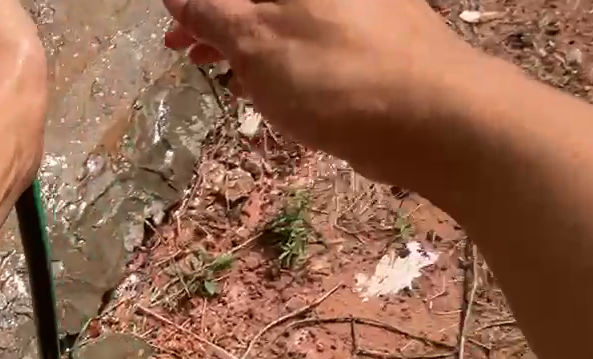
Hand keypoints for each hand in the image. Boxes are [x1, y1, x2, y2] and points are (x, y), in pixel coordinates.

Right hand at [162, 0, 487, 185]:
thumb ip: (212, 15)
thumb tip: (179, 0)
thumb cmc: (328, 73)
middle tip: (179, 43)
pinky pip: (302, 33)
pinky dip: (270, 51)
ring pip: (279, 13)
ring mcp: (351, 6)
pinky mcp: (363, 34)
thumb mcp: (254, 41)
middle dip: (216, 15)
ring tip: (208, 64)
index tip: (172, 23)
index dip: (198, 2)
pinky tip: (252, 79)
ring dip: (238, 34)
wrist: (420, 113)